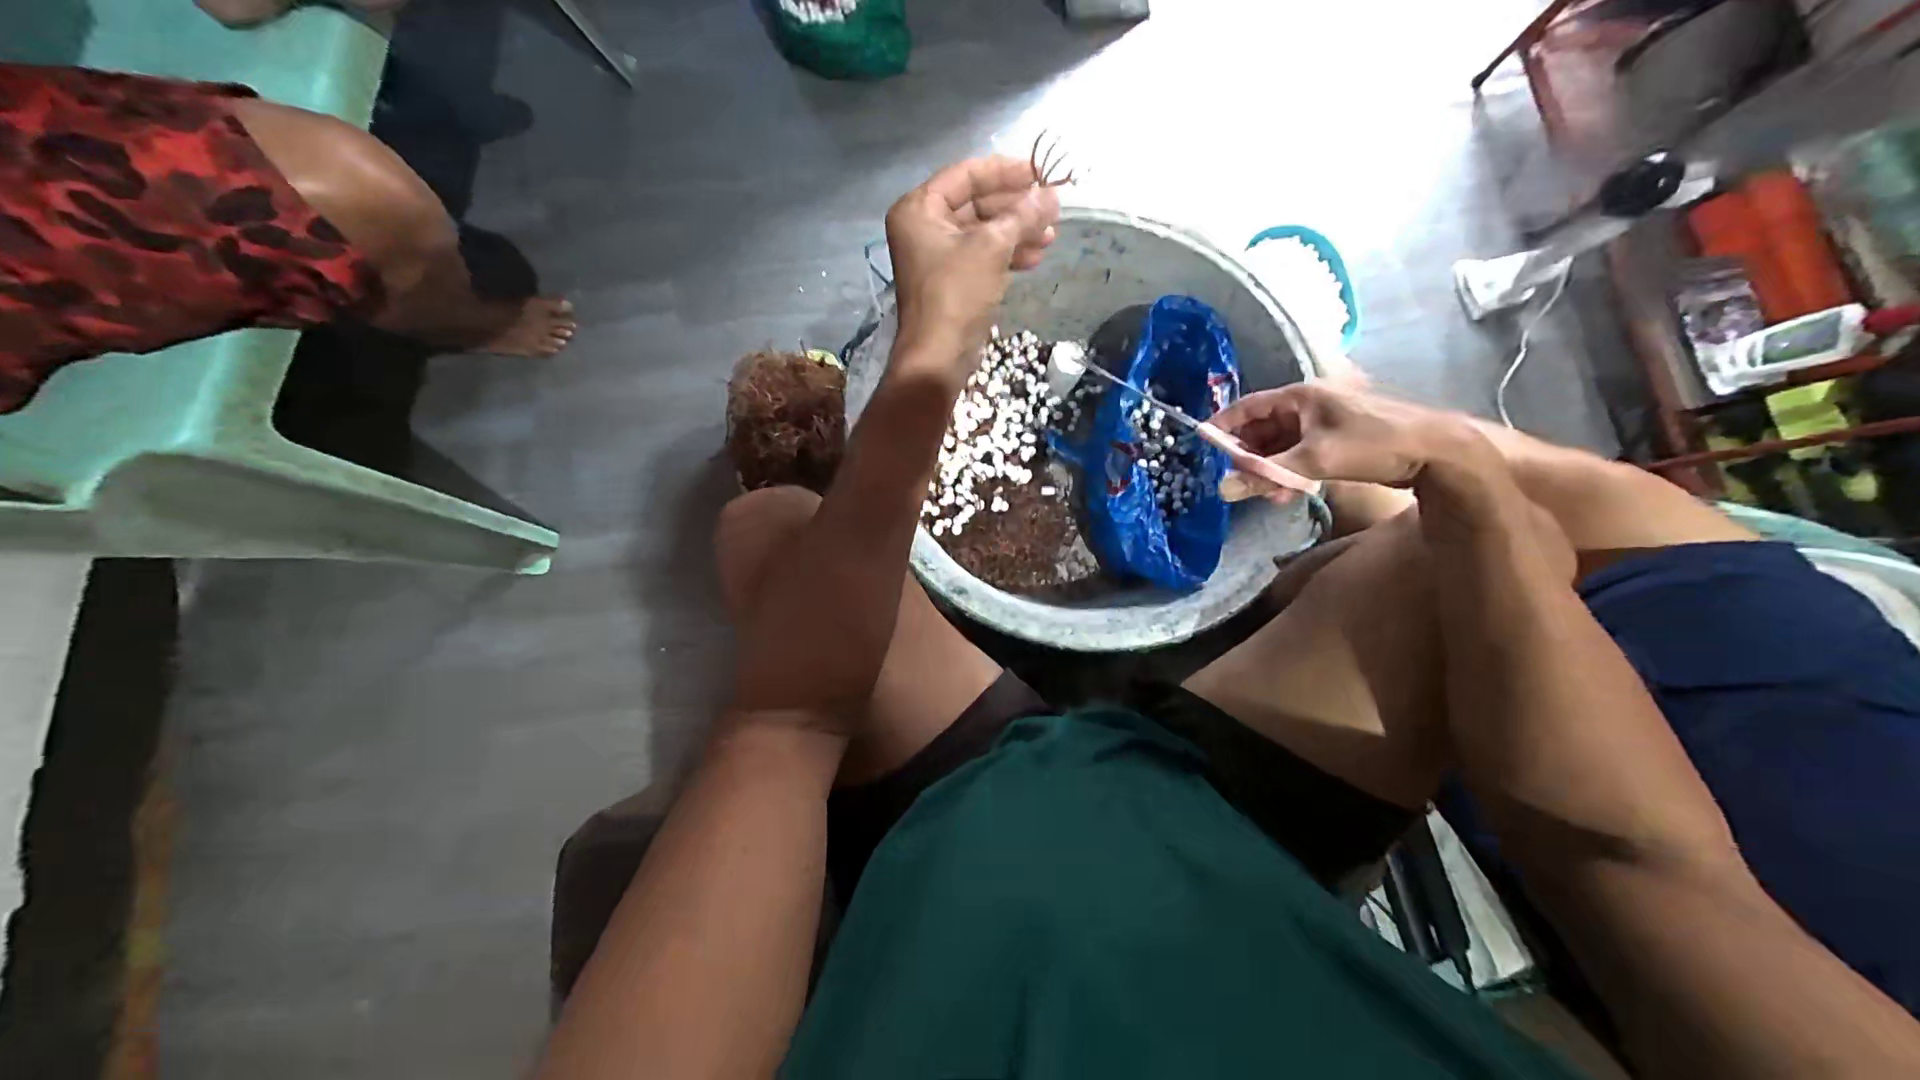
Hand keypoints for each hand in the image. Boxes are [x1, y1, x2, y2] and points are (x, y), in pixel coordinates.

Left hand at [885, 156, 1059, 370]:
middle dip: (1015, 207)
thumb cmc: (958, 294)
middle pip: (975, 203)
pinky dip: (1007, 254)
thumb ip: (1023, 215)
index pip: (965, 175)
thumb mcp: (992, 247)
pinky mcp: (951, 280)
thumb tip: (1051, 195)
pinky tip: (1035, 257)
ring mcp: (936, 256)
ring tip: (1049, 236)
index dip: (1004, 172)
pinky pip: (982, 255)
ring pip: (983, 231)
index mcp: (919, 209)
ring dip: (1017, 232)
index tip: (1039, 174)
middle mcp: (923, 227)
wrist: (939, 356)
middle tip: (1051, 209)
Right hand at [1212, 381, 1494, 488]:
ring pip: (1281, 445)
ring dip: (1269, 469)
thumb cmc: (1374, 444)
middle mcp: (1310, 404)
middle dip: (1248, 456)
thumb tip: (1222, 490)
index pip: (1248, 406)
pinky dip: (1290, 472)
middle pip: (1263, 429)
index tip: (1203, 447)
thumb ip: (1266, 474)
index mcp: (1301, 396)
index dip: (1223, 426)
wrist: (1439, 452)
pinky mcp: (1338, 440)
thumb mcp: (1313, 460)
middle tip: (1237, 480)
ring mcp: (1325, 422)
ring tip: (1266, 493)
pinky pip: (1300, 454)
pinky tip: (1288, 493)